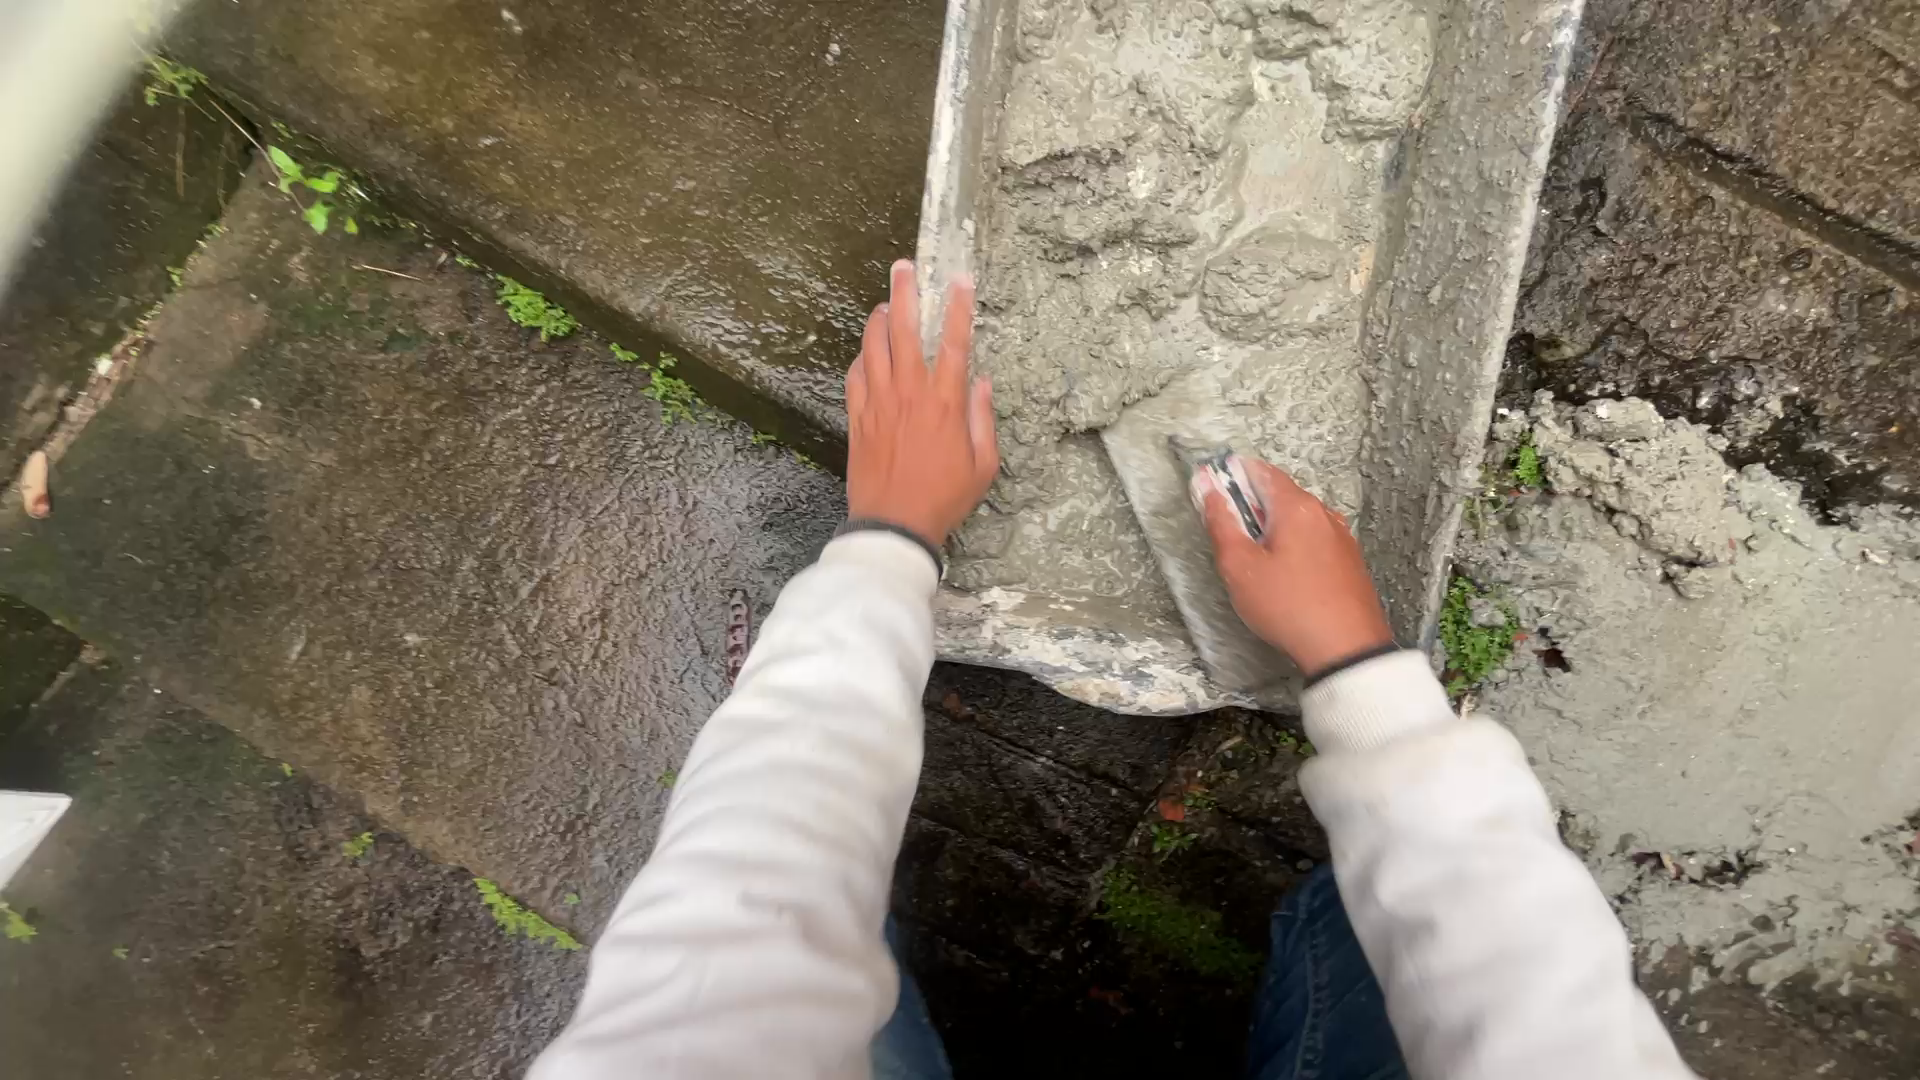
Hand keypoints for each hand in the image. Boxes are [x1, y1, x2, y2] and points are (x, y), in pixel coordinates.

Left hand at [844, 260, 998, 547]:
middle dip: (905, 292)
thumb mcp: (983, 466)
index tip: (960, 280)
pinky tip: (867, 352)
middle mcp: (909, 393)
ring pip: (873, 346)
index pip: (955, 343)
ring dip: (879, 320)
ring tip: (885, 305)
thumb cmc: (944, 498)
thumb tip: (980, 383)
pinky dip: (861, 357)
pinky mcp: (857, 417)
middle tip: (904, 268)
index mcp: (945, 403)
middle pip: (904, 330)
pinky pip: (855, 375)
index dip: (959, 308)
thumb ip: (983, 419)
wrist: (894, 524)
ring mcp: (878, 403)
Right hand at [1195, 457, 1394, 678]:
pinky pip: (1312, 538)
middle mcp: (1324, 514)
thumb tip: (1210, 491)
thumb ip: (1221, 524)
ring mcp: (1341, 538)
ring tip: (1250, 552)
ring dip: (1269, 525)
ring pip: (1297, 518)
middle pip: (1280, 494)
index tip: (1210, 485)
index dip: (1231, 474)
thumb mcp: (1239, 566)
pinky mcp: (1348, 561)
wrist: (1345, 649)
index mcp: (1296, 508)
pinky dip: (1290, 542)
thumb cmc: (1287, 605)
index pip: (1261, 471)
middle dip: (1249, 502)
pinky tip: (1280, 569)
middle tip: (1224, 526)